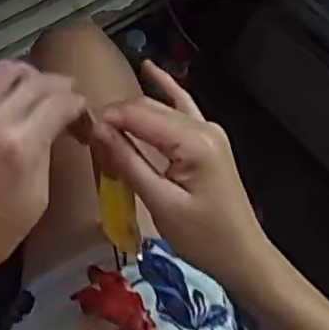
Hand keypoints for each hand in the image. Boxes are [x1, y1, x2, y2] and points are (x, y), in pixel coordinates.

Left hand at [0, 60, 87, 279]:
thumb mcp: (38, 195)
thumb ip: (47, 150)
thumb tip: (57, 125)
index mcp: (22, 143)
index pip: (60, 102)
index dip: (79, 105)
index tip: (85, 118)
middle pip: (37, 80)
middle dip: (61, 86)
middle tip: (70, 101)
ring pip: (6, 68)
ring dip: (29, 74)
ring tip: (40, 90)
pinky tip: (8, 90)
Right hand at [89, 60, 278, 291]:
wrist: (246, 260)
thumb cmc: (204, 239)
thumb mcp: (160, 203)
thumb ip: (127, 162)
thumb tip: (97, 130)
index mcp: (193, 142)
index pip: (138, 115)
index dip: (107, 119)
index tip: (82, 130)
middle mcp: (202, 127)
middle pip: (148, 108)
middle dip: (116, 116)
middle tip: (88, 133)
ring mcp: (208, 129)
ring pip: (160, 107)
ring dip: (132, 111)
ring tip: (104, 119)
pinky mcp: (208, 138)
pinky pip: (181, 105)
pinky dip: (164, 88)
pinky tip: (149, 69)